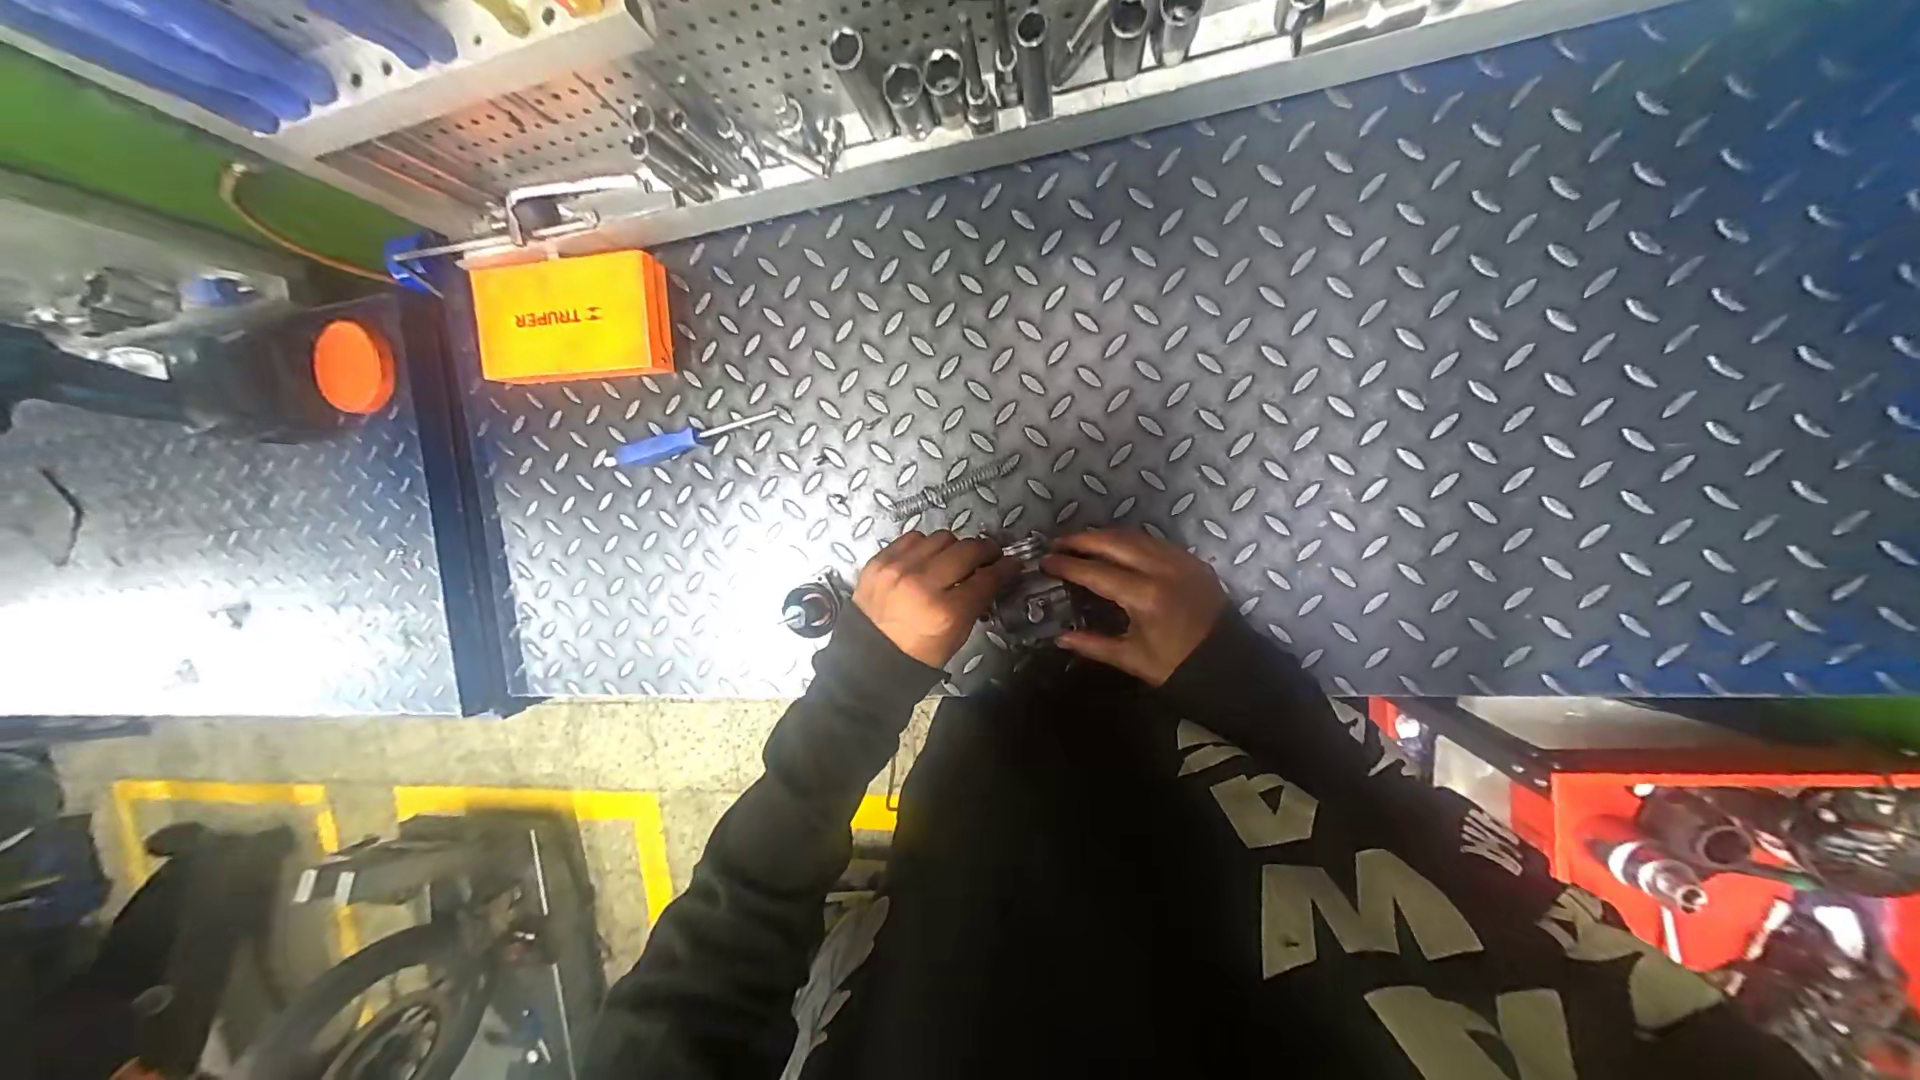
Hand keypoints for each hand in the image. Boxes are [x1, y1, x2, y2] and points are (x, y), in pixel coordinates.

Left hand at [854, 531, 1015, 667]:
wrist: (867, 658)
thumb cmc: (917, 654)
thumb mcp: (956, 636)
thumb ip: (976, 603)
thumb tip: (992, 575)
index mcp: (945, 612)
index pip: (986, 579)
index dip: (1004, 568)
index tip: (1011, 563)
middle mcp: (922, 584)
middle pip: (967, 550)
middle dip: (985, 551)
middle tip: (989, 556)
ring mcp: (897, 569)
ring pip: (941, 538)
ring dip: (955, 546)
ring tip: (955, 558)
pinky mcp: (879, 561)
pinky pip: (913, 538)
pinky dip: (926, 545)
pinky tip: (928, 557)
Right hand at [1041, 528, 1225, 685]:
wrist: (1230, 664)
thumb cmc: (1177, 665)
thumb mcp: (1131, 659)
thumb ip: (1093, 644)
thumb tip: (1060, 637)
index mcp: (1144, 596)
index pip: (1095, 572)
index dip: (1067, 565)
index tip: (1045, 561)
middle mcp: (1161, 570)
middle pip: (1113, 542)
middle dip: (1082, 539)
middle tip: (1058, 543)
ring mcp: (1179, 561)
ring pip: (1135, 536)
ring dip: (1105, 535)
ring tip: (1082, 540)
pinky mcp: (1191, 561)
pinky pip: (1154, 541)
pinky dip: (1130, 540)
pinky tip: (1117, 546)